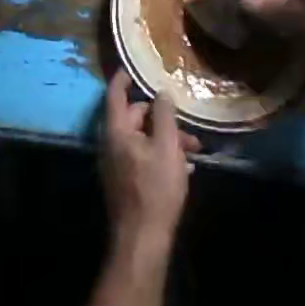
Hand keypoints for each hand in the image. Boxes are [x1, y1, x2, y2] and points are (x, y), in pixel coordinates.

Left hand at [99, 71, 199, 256]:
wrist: (142, 238)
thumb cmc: (155, 189)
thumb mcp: (167, 147)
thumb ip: (165, 116)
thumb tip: (161, 92)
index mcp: (116, 131)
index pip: (115, 94)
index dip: (122, 78)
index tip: (132, 66)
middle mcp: (110, 143)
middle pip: (132, 117)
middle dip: (160, 117)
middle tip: (188, 127)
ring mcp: (114, 163)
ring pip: (140, 139)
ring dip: (164, 139)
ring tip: (193, 152)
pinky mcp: (123, 180)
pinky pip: (140, 156)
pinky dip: (159, 155)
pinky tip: (183, 168)